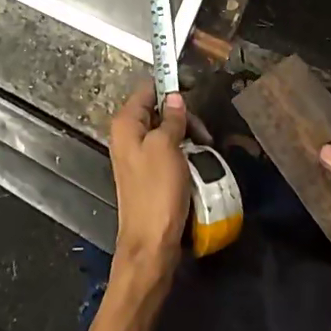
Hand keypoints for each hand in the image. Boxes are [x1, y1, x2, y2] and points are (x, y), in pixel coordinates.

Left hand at [107, 81, 190, 285]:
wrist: (151, 242)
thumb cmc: (158, 190)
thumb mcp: (167, 147)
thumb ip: (171, 118)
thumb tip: (175, 97)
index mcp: (126, 124)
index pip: (146, 90)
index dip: (169, 88)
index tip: (194, 93)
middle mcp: (127, 135)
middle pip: (157, 110)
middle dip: (182, 116)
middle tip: (203, 133)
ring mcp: (137, 155)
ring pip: (165, 131)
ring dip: (186, 135)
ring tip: (204, 149)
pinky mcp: (148, 173)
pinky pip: (166, 151)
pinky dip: (182, 152)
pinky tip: (196, 161)